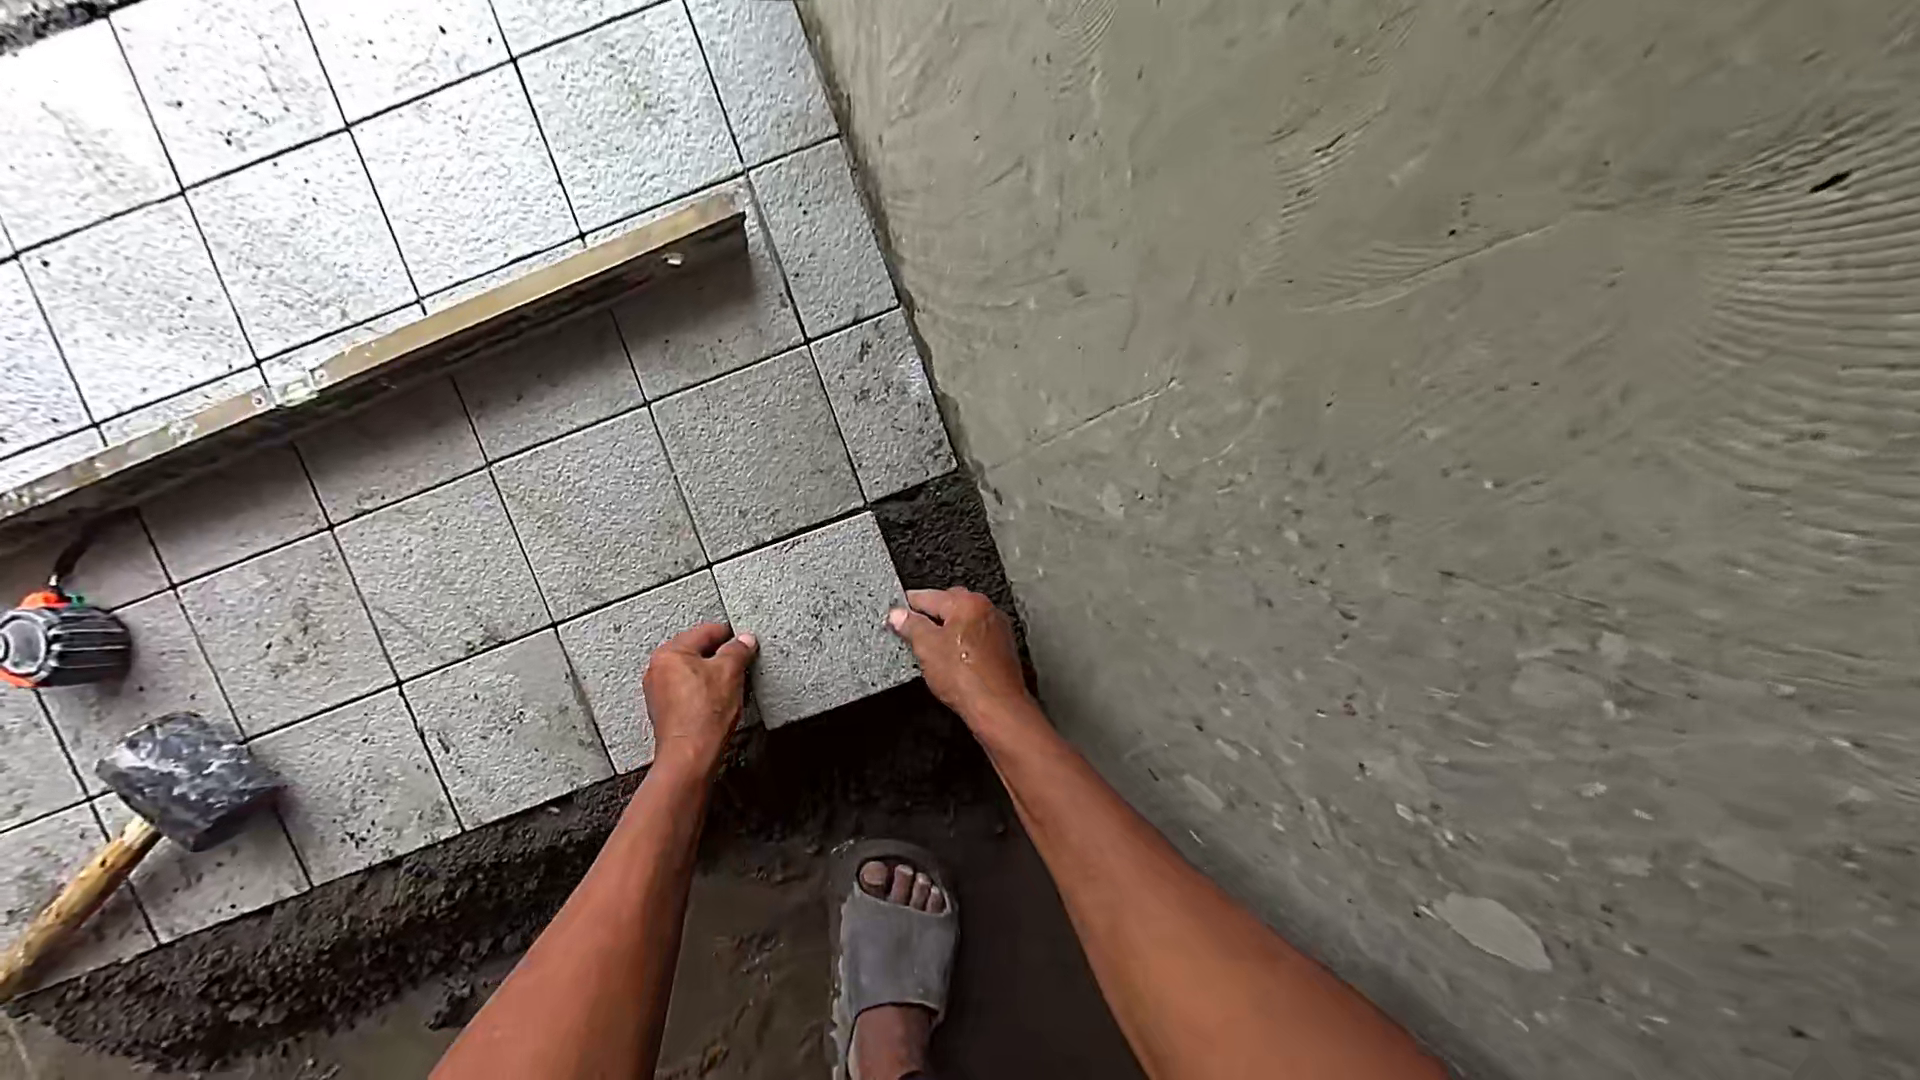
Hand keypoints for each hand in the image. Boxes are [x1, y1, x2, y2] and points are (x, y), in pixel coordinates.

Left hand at [642, 623, 756, 774]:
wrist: (691, 754)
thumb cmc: (703, 716)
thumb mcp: (731, 671)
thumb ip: (739, 649)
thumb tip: (745, 641)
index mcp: (669, 653)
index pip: (706, 631)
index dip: (731, 636)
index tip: (745, 643)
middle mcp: (658, 669)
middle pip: (697, 651)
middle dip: (720, 657)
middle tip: (739, 666)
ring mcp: (659, 691)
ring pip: (693, 671)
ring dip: (712, 675)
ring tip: (729, 687)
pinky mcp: (665, 710)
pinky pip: (688, 690)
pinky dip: (704, 692)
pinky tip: (716, 702)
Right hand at [887, 588, 1032, 721]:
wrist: (997, 708)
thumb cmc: (968, 678)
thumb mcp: (926, 647)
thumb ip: (910, 626)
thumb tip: (899, 615)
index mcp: (968, 603)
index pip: (929, 595)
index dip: (908, 605)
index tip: (897, 612)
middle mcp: (986, 611)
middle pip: (949, 607)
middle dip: (929, 618)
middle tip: (910, 632)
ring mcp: (996, 630)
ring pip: (963, 623)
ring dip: (946, 632)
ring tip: (930, 651)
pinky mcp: (1001, 649)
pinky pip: (974, 639)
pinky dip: (961, 645)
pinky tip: (951, 662)